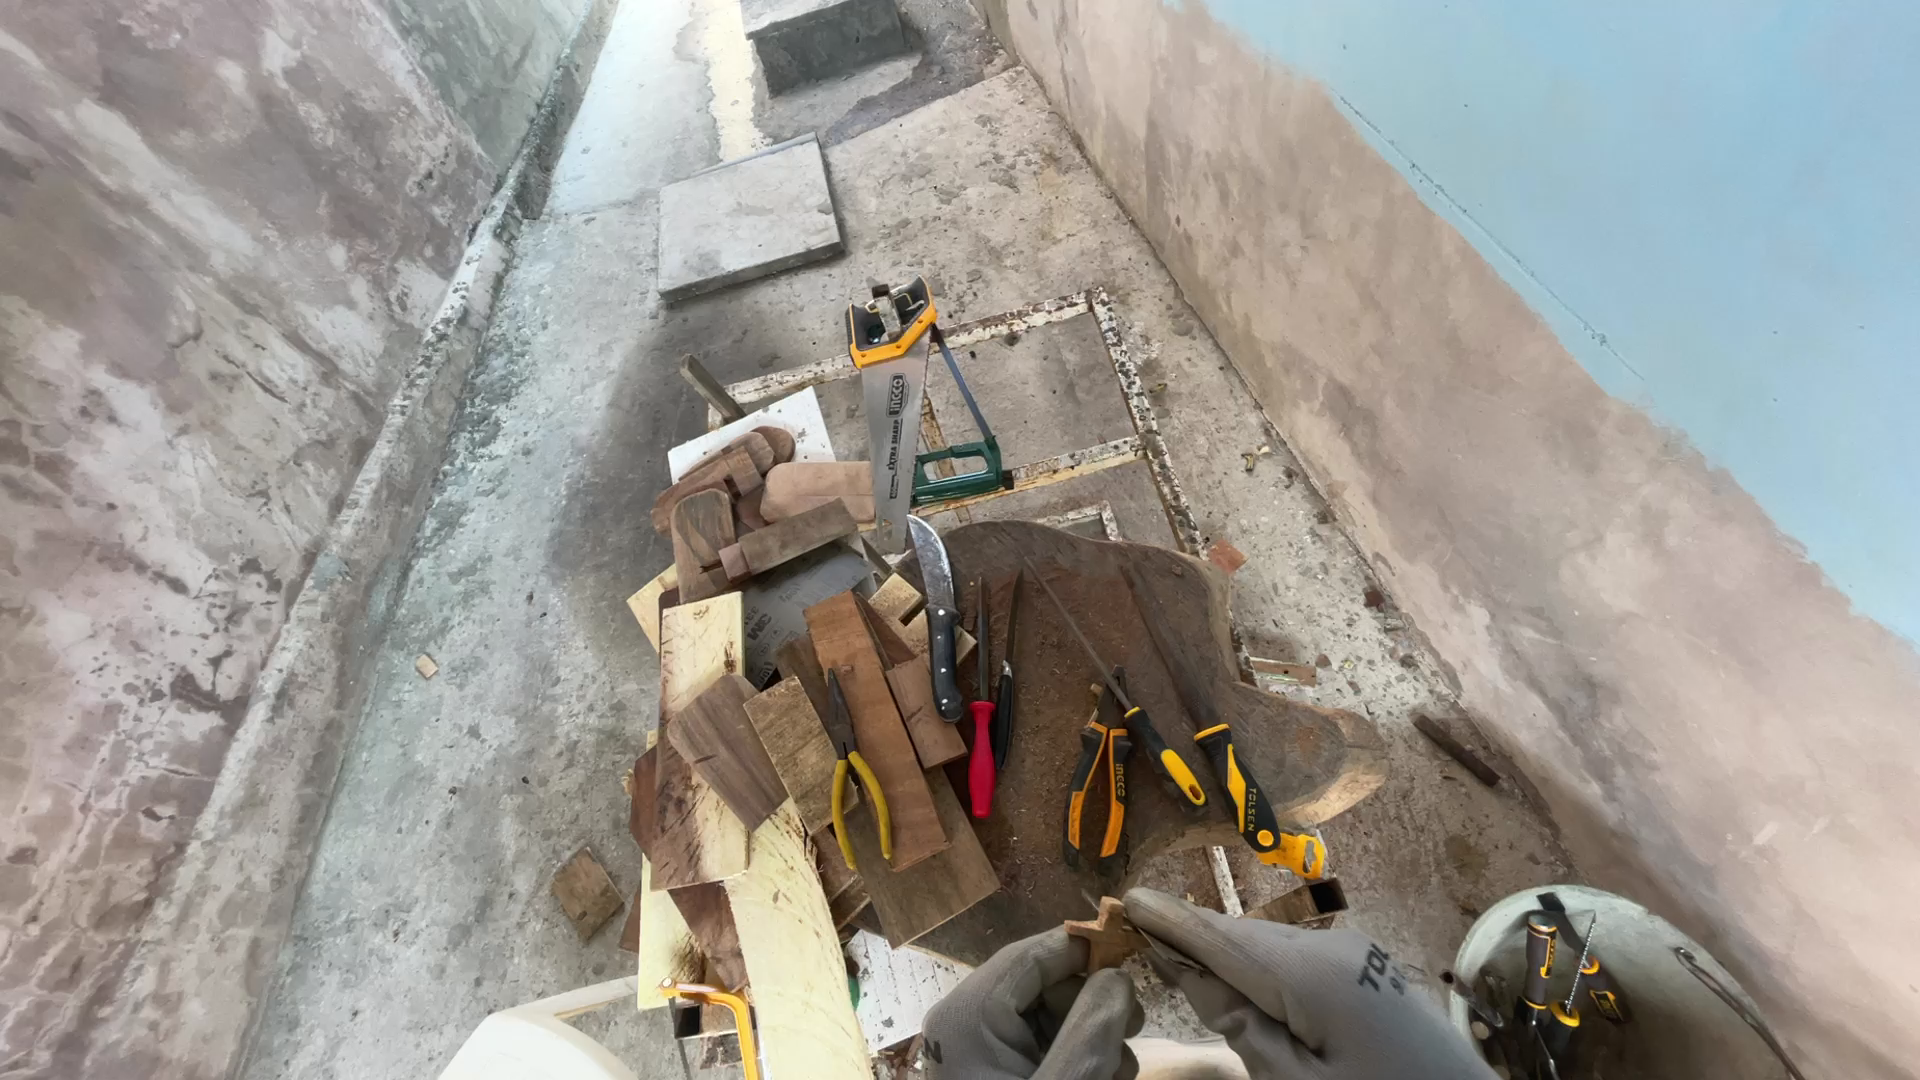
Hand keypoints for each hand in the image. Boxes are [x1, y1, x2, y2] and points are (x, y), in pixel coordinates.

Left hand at [922, 927, 1143, 1078]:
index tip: (1127, 946)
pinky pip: (1041, 1046)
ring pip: (1047, 1017)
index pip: (1028, 956)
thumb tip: (1117, 977)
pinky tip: (1101, 1075)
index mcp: (967, 1016)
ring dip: (1091, 1032)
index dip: (1079, 946)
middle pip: (1041, 985)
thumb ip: (1088, 1032)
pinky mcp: (995, 1072)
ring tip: (1119, 1067)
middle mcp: (966, 1023)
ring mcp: (979, 1051)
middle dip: (1092, 1000)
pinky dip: (1076, 1055)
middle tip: (1135, 1023)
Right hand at [1123, 889, 1493, 1079]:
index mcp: (1314, 975)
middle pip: (1242, 938)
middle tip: (1146, 939)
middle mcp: (1331, 945)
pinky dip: (1262, 970)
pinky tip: (1251, 992)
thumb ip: (1240, 1025)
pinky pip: (1295, 959)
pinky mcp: (1365, 968)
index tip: (1127, 900)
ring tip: (1191, 970)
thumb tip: (1188, 968)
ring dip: (1228, 958)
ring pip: (1267, 946)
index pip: (1222, 938)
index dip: (1172, 920)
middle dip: (1195, 940)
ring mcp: (1353, 952)